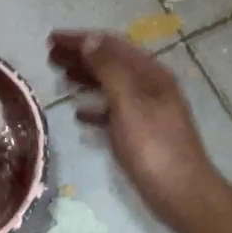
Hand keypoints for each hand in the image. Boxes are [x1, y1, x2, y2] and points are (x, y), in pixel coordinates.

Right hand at [48, 30, 228, 231]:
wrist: (182, 193)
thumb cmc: (154, 147)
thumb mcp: (129, 104)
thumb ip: (109, 70)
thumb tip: (89, 40)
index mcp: (150, 75)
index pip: (112, 45)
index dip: (81, 40)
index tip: (51, 39)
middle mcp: (150, 86)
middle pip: (111, 62)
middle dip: (81, 56)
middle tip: (50, 56)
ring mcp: (147, 109)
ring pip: (111, 84)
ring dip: (85, 77)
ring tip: (60, 77)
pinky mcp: (140, 131)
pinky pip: (112, 109)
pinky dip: (94, 106)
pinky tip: (78, 113)